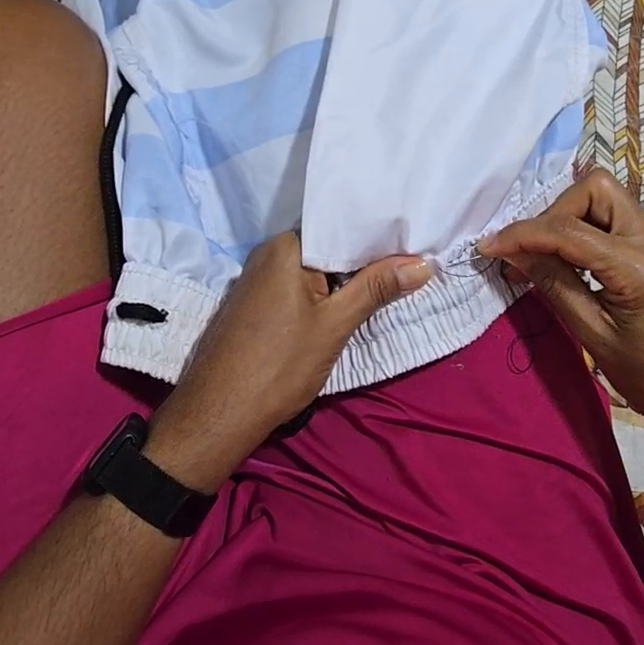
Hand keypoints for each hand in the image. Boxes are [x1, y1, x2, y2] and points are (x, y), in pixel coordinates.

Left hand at [145, 232, 431, 489]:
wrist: (218, 417)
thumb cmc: (279, 366)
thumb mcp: (335, 325)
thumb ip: (378, 288)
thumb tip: (425, 263)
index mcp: (287, 246)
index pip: (342, 227)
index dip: (379, 236)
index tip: (415, 241)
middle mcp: (269, 254)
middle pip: (330, 249)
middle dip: (366, 260)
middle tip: (413, 262)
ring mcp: (259, 280)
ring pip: (316, 272)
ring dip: (346, 281)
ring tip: (392, 281)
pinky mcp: (256, 304)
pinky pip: (299, 288)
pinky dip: (324, 296)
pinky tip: (349, 306)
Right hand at [478, 170, 643, 433]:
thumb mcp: (592, 333)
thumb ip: (554, 284)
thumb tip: (513, 254)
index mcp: (637, 267)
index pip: (568, 229)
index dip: (523, 234)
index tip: (489, 247)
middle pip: (594, 188)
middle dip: (554, 212)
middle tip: (531, 253)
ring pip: (604, 197)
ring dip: (568, 217)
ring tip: (544, 256)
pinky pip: (612, 218)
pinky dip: (583, 228)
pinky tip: (566, 260)